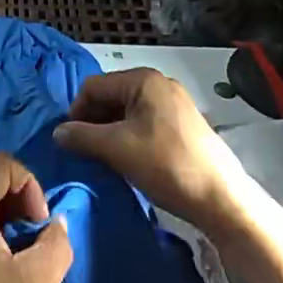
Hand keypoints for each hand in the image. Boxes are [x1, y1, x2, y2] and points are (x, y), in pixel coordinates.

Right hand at [53, 68, 232, 231]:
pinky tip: (129, 160)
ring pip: (126, 112)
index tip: (71, 140)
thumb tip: (57, 133)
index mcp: (143, 80)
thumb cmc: (168, 165)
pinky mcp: (184, 126)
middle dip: (94, 122)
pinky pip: (144, 123)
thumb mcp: (117, 149)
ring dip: (110, 132)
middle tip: (85, 151)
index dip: (76, 111)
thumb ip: (81, 136)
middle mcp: (159, 84)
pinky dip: (129, 138)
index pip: (93, 87)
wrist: (225, 202)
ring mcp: (174, 104)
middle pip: (110, 97)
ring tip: (105, 158)